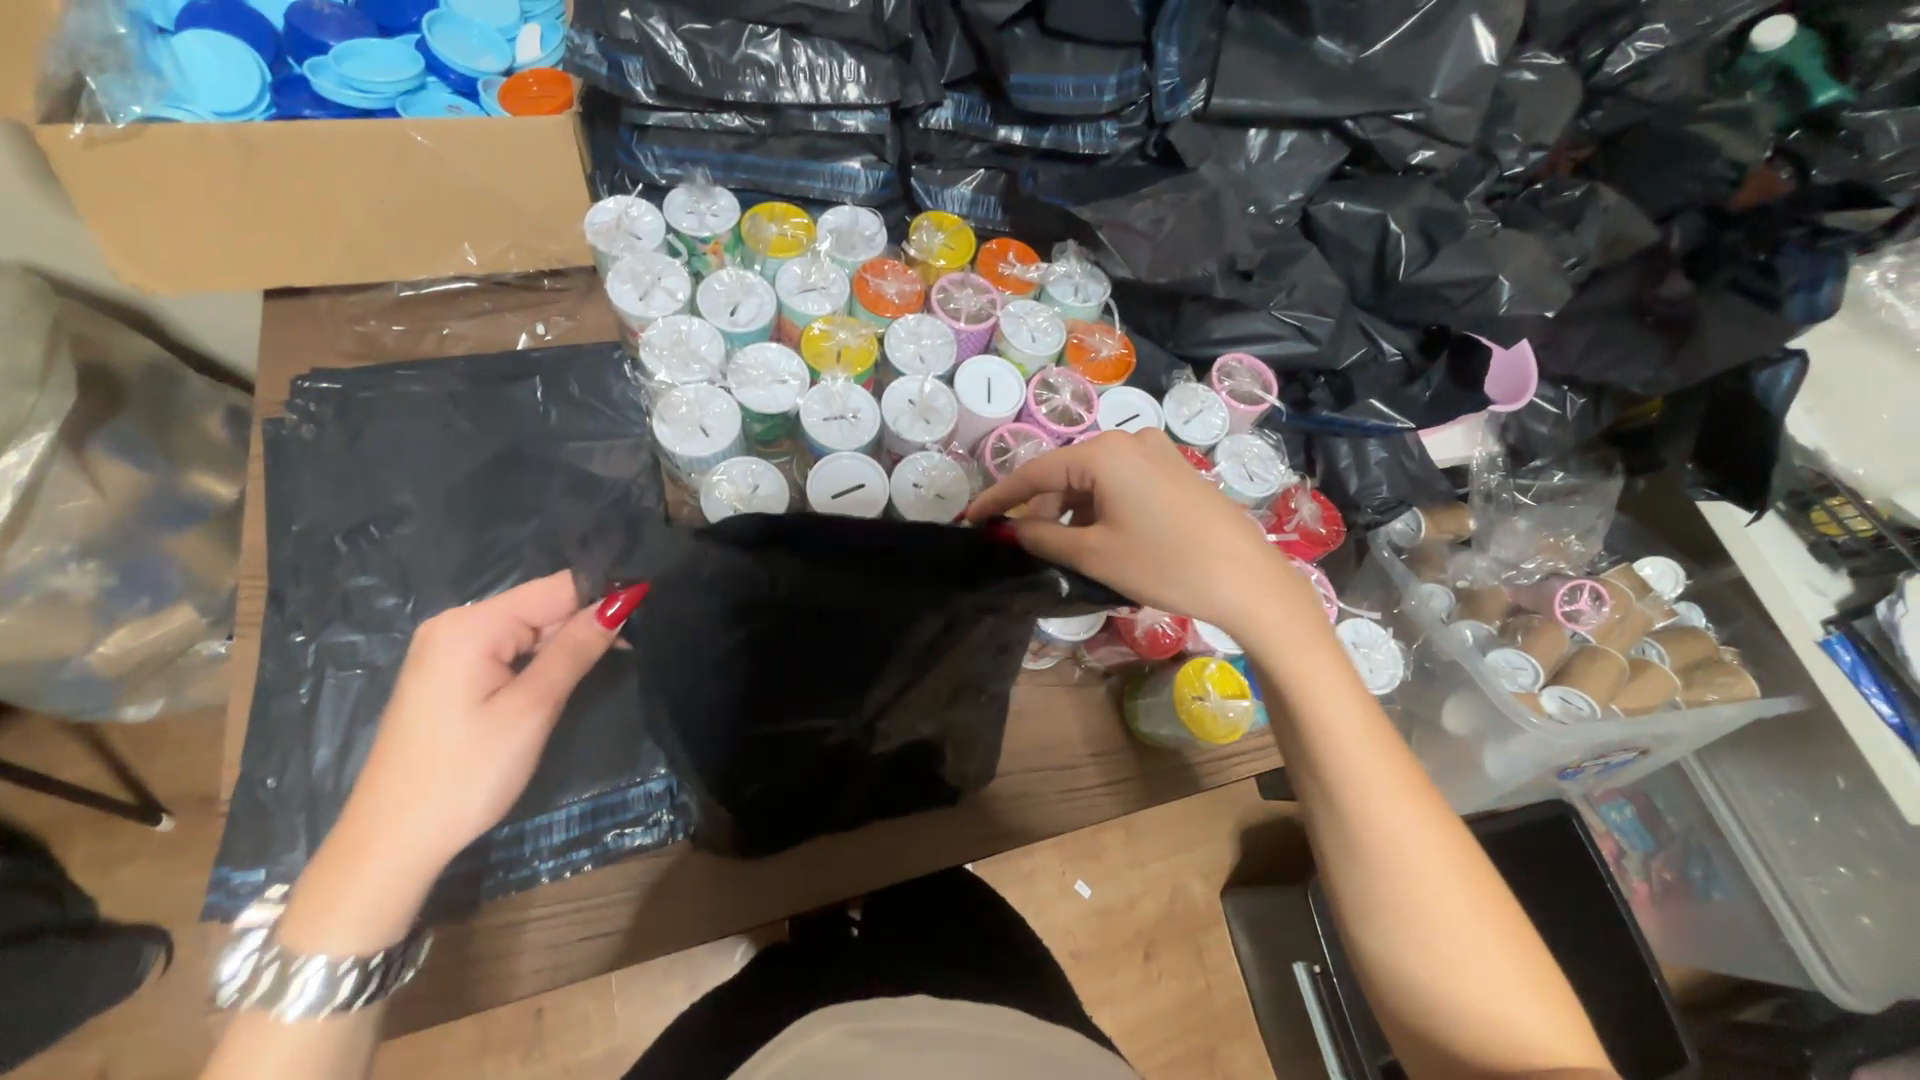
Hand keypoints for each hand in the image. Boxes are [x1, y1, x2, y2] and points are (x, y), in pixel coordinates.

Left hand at [336, 572, 645, 875]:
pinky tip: (566, 673)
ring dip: (566, 641)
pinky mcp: (447, 675)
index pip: (555, 588)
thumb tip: (621, 602)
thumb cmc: (467, 773)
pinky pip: (506, 650)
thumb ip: (575, 650)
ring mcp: (445, 650)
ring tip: (614, 654)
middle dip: (587, 619)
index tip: (650, 605)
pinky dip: (539, 658)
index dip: (605, 593)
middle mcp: (453, 625)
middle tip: (638, 641)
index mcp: (471, 625)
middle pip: (539, 606)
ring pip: (525, 629)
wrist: (393, 840)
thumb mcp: (531, 709)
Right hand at [966, 430, 1315, 637]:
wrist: (1247, 579)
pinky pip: (1120, 484)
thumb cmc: (1165, 564)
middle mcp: (1128, 439)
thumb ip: (1041, 536)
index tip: (970, 519)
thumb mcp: (1094, 554)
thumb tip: (1009, 529)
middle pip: (1064, 473)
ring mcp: (1156, 452)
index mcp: (1103, 453)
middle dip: (1038, 509)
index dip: (998, 498)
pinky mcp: (1174, 470)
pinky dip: (1099, 508)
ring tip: (1061, 552)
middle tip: (1018, 546)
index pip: (1034, 472)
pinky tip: (1097, 540)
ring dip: (1070, 512)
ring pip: (1093, 480)